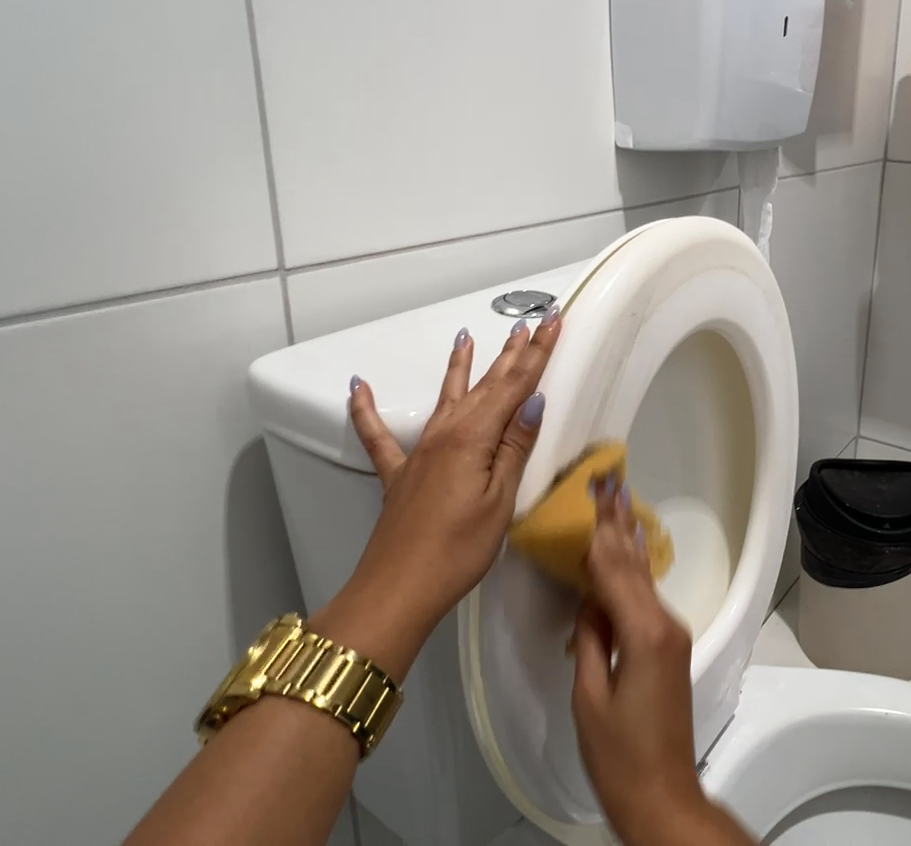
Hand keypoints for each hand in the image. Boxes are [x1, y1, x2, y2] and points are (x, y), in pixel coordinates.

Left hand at [311, 311, 560, 678]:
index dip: (536, 353)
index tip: (552, 322)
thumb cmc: (459, 549)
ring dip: (460, 367)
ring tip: (467, 336)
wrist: (398, 589)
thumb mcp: (500, 499)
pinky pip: (379, 434)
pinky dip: (368, 409)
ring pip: (447, 398)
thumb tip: (533, 401)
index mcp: (474, 438)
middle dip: (511, 354)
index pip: (515, 386)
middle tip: (529, 322)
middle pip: (485, 385)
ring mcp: (419, 452)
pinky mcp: (399, 474)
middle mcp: (446, 434)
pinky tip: (358, 386)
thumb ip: (514, 447)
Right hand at [571, 483, 710, 840]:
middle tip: (611, 481)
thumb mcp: (589, 695)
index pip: (614, 570)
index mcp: (644, 633)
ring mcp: (671, 634)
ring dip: (626, 540)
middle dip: (619, 521)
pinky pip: (645, 599)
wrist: (663, 794)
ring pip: (642, 578)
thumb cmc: (619, 755)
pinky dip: (630, 571)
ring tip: (619, 503)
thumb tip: (589, 603)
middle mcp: (664, 624)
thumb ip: (589, 639)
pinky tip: (626, 553)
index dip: (601, 530)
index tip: (597, 492)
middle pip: (634, 564)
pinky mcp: (669, 647)